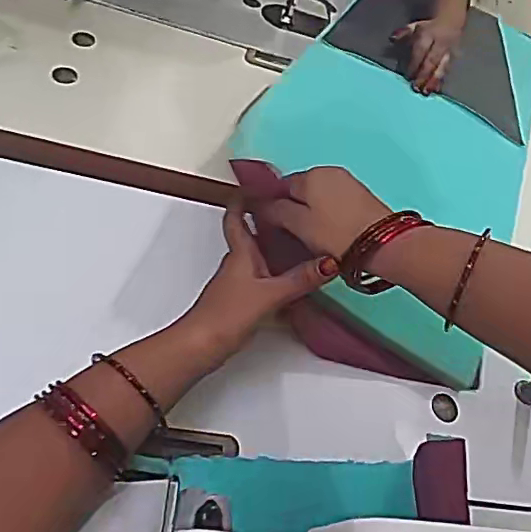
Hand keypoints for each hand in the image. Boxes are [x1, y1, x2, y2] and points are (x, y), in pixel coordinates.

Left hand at [176, 204, 339, 366]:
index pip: (237, 218)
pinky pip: (263, 281)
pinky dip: (277, 277)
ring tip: (302, 245)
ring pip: (258, 259)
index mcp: (240, 254)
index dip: (243, 200)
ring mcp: (238, 284)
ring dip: (275, 251)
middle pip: (251, 237)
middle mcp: (237, 265)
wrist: (202, 345)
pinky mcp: (241, 303)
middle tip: (291, 213)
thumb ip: (300, 279)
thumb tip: (328, 262)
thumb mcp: (269, 294)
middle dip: (267, 223)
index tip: (255, 186)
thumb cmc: (226, 315)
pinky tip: (294, 284)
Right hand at [252, 167, 392, 262]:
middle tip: (291, 235)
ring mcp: (348, 184)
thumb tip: (263, 204)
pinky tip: (329, 235)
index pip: (280, 185)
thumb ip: (276, 211)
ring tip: (311, 239)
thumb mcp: (298, 225)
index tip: (270, 225)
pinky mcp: (362, 198)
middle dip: (293, 209)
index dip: (272, 206)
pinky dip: (328, 217)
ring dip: (311, 214)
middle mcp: (330, 172)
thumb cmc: (338, 235)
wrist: (382, 244)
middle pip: (301, 190)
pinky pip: (334, 204)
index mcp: (312, 174)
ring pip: (318, 198)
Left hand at [392, 2, 465, 94]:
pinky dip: (440, 81)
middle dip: (424, 75)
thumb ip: (403, 34)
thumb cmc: (427, 28)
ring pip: (441, 67)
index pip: (421, 50)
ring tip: (426, 91)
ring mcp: (447, 52)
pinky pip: (447, 71)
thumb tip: (391, 38)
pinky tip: (435, 90)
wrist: (451, 22)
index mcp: (429, 34)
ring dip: (433, 80)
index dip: (415, 63)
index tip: (408, 75)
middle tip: (416, 87)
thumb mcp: (415, 27)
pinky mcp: (452, 60)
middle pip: (432, 61)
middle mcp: (440, 44)